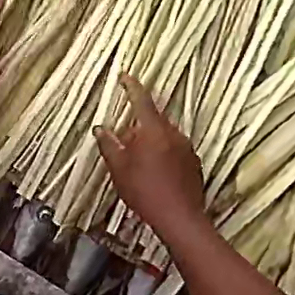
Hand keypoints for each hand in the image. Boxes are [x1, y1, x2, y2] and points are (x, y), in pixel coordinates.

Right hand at [95, 75, 207, 237]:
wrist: (179, 219)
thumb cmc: (145, 191)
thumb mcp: (118, 168)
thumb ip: (109, 145)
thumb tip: (100, 129)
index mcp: (153, 130)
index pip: (141, 100)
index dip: (131, 86)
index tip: (124, 76)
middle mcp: (173, 133)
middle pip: (152, 119)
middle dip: (136, 126)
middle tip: (122, 142)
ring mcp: (186, 148)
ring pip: (163, 135)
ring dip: (149, 141)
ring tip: (136, 162)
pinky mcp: (194, 163)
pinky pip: (173, 148)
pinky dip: (161, 153)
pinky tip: (153, 172)